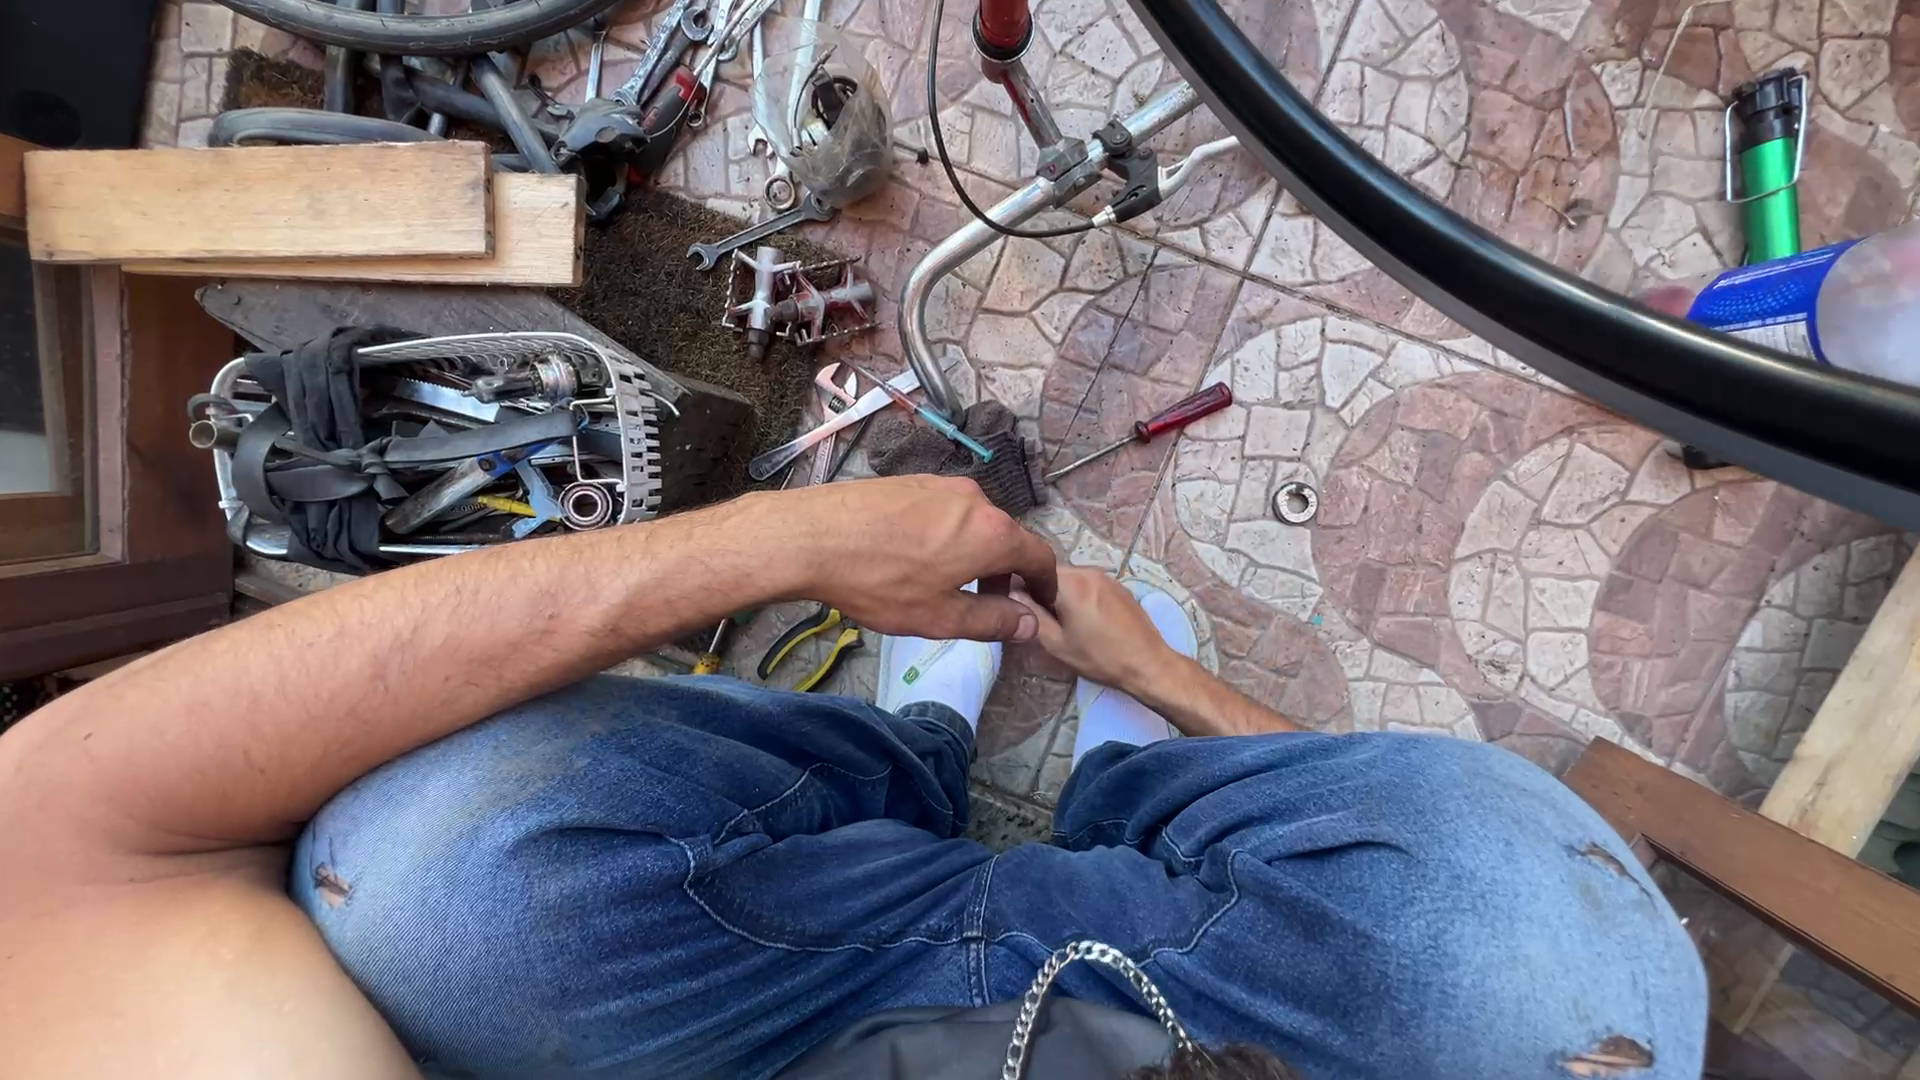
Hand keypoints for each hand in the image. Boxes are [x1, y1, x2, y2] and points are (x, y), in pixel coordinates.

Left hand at [748, 475, 1058, 642]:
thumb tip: (1028, 623)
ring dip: (976, 553)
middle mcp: (975, 500)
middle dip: (1006, 572)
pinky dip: (950, 535)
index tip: (1042, 601)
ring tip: (949, 584)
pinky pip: (947, 511)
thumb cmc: (880, 583)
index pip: (1039, 556)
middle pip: (1007, 537)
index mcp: (992, 533)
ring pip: (975, 523)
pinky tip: (919, 557)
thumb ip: (993, 621)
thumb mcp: (941, 617)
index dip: (1046, 583)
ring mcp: (942, 485)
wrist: (812, 537)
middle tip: (989, 605)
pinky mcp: (913, 481)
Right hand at [1012, 565, 1179, 692]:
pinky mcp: (1118, 585)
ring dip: (1061, 593)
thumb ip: (1031, 614)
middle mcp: (1087, 570)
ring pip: (1070, 578)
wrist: (1148, 664)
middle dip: (1042, 591)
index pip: (1032, 570)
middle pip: (1051, 573)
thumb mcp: (1056, 643)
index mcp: (1070, 582)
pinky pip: (1088, 583)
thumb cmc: (1099, 657)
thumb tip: (1012, 594)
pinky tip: (1086, 619)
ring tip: (1065, 622)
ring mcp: (1105, 576)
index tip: (1020, 608)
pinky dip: (1080, 595)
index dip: (1021, 587)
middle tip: (1043, 619)